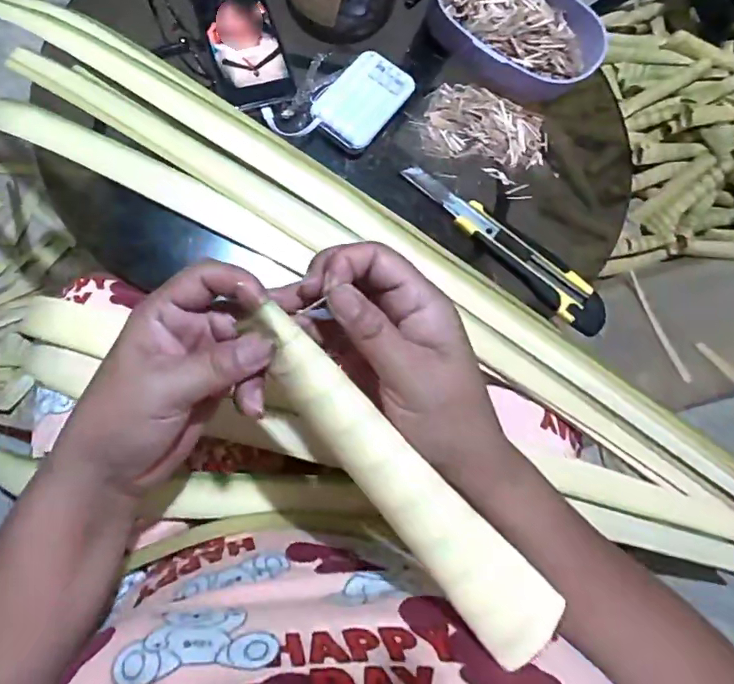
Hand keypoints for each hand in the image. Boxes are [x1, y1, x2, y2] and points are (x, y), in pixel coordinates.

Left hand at [45, 262, 273, 501]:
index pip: (205, 278)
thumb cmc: (123, 417)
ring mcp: (203, 356)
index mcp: (165, 312)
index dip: (236, 281)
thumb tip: (268, 343)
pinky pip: (247, 373)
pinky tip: (253, 410)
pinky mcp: (215, 385)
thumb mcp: (167, 387)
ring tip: (270, 386)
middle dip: (267, 321)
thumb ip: (218, 365)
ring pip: (248, 343)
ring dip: (263, 363)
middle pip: (235, 309)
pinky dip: (255, 387)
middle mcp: (188, 326)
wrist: (109, 474)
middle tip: (305, 329)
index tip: (264, 302)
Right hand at [271, 242, 509, 483]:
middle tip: (288, 303)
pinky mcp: (356, 357)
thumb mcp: (411, 375)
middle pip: (350, 274)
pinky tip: (286, 339)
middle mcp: (394, 309)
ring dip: (303, 306)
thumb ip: (372, 330)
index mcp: (418, 303)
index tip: (318, 288)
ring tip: (274, 316)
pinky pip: (327, 333)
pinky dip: (304, 333)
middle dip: (316, 281)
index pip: (377, 259)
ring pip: (332, 303)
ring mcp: (373, 333)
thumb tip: (333, 287)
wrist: (459, 475)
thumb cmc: (447, 422)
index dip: (344, 262)